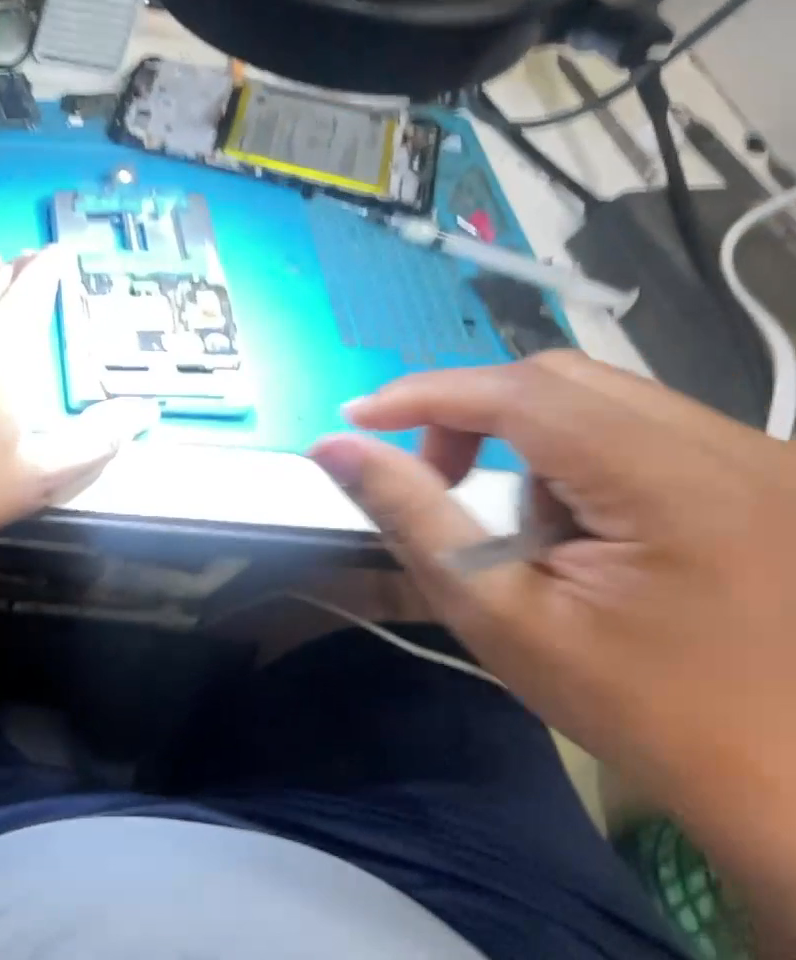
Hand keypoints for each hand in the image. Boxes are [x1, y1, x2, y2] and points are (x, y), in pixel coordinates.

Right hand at [307, 351, 795, 813]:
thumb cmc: (638, 707)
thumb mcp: (499, 613)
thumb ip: (413, 516)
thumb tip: (334, 446)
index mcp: (680, 487)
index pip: (524, 394)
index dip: (426, 394)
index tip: (354, 418)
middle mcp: (742, 452)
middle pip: (564, 379)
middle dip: (471, 410)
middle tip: (425, 474)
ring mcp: (769, 463)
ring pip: (603, 398)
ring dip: (525, 438)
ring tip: (516, 528)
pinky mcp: (772, 480)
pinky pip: (645, 428)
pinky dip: (578, 456)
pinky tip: (577, 528)